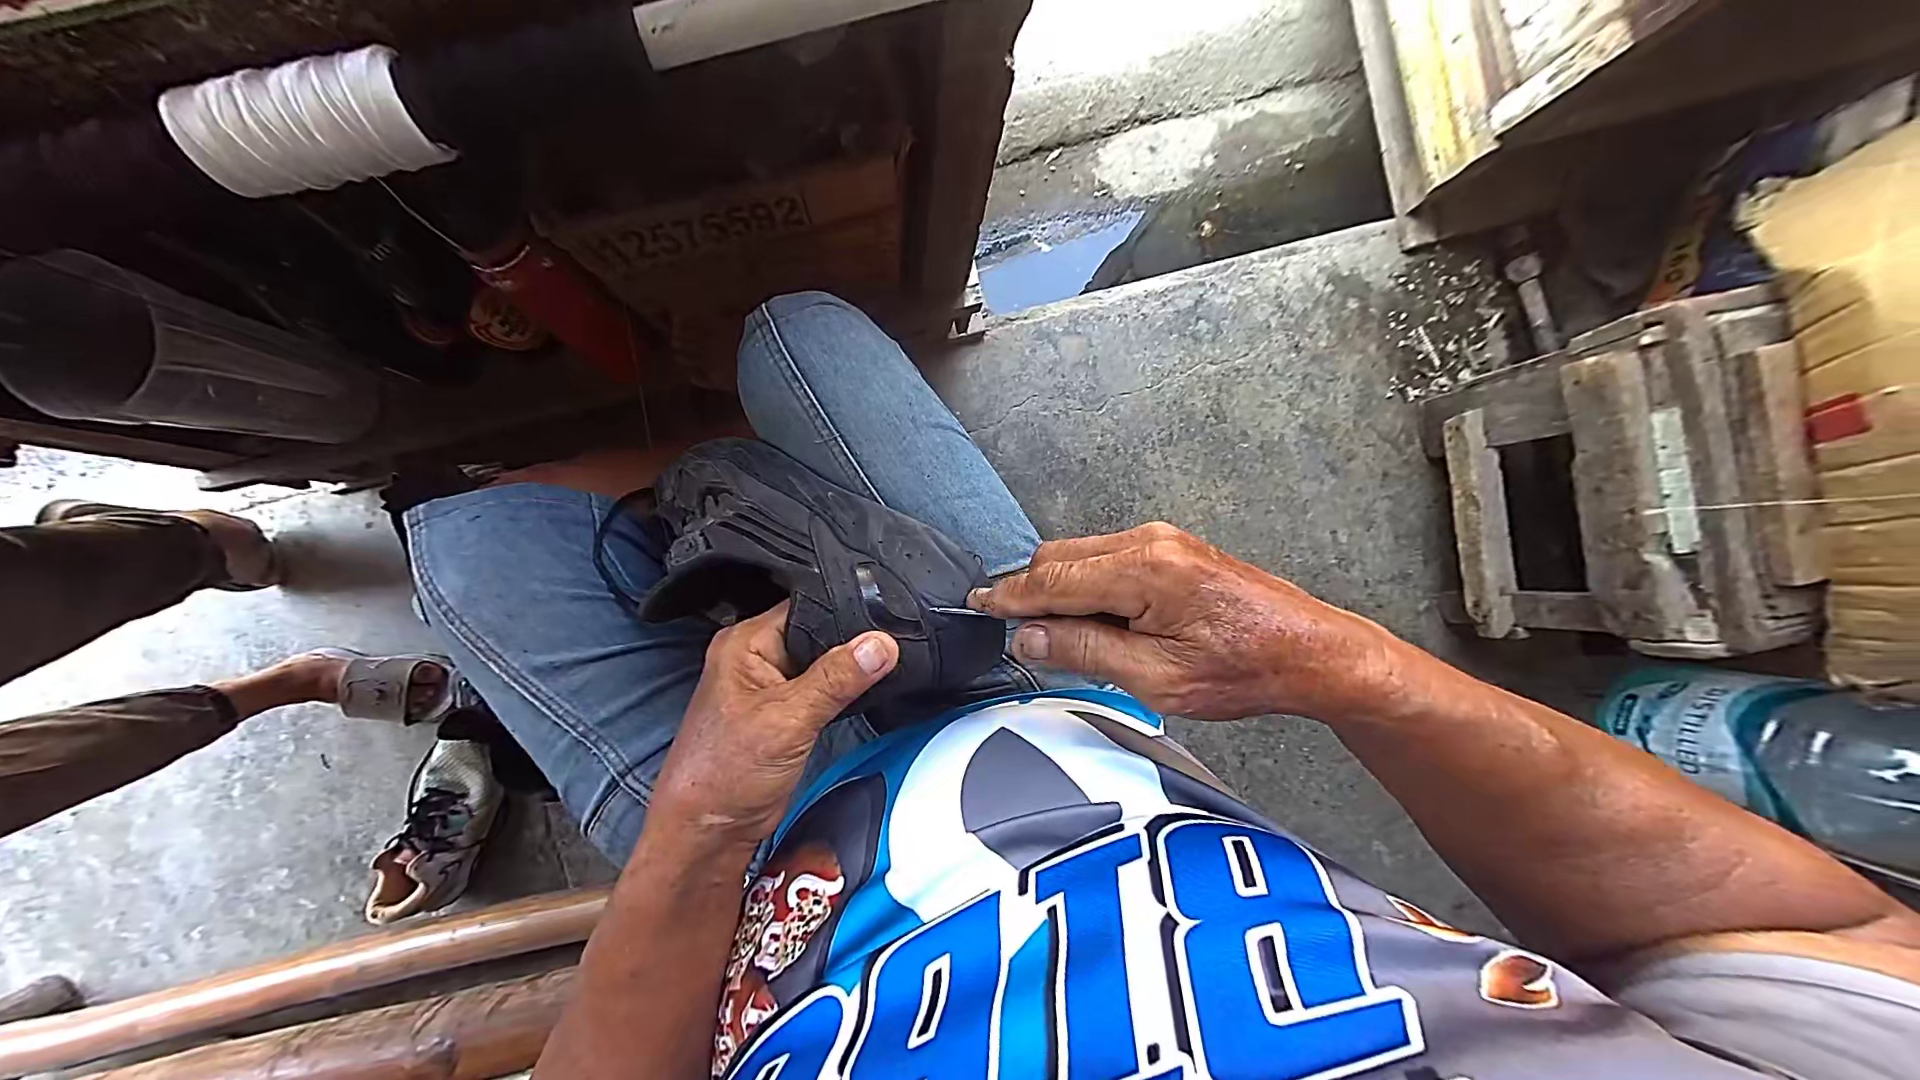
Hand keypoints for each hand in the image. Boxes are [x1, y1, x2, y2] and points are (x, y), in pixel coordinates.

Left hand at [649, 602, 897, 843]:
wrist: (711, 834)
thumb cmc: (724, 774)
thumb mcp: (788, 719)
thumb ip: (837, 678)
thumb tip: (880, 644)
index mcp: (746, 642)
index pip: (807, 605)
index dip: (846, 610)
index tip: (886, 615)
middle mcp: (759, 656)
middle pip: (820, 631)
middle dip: (853, 640)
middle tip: (892, 641)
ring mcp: (774, 684)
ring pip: (825, 660)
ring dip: (850, 667)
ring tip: (882, 666)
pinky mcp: (789, 709)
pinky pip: (825, 686)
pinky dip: (845, 688)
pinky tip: (866, 689)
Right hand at [968, 523, 1412, 721]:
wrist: (1308, 650)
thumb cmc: (1248, 667)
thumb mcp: (1156, 677)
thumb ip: (1084, 651)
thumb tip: (1029, 638)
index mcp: (1144, 570)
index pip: (1051, 579)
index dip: (1008, 596)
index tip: (979, 604)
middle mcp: (1149, 542)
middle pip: (1058, 557)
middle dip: (1031, 595)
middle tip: (1026, 638)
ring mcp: (1160, 540)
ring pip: (1079, 556)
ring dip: (1060, 592)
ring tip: (1072, 640)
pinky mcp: (1168, 549)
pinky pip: (1104, 558)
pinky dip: (1086, 587)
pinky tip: (1099, 622)